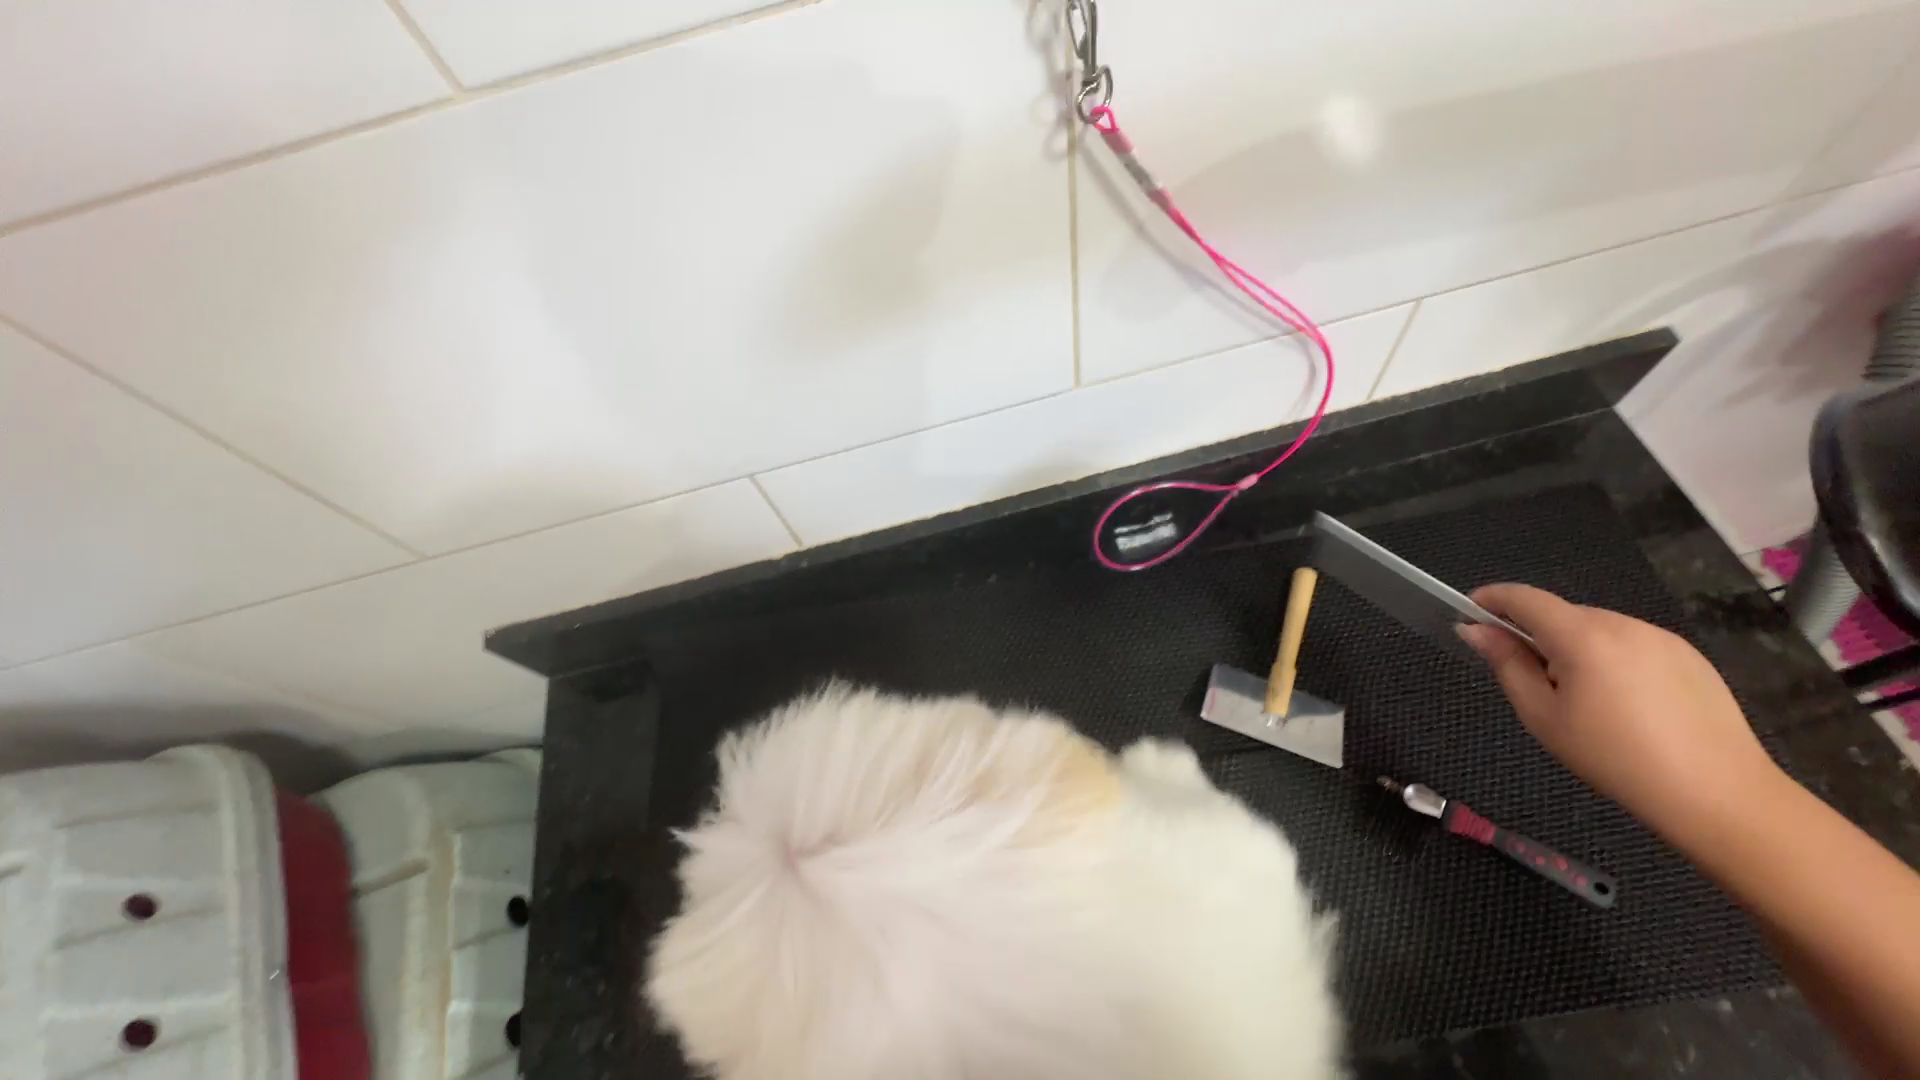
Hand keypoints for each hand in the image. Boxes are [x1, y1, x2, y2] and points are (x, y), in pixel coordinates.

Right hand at [1458, 584, 1784, 840]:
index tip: (1469, 611)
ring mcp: (1662, 637)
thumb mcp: (1542, 716)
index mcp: (1583, 636)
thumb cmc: (1613, 758)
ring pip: (1597, 628)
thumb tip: (1474, 630)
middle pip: (1562, 614)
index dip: (1491, 598)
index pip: (1525, 598)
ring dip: (1574, 646)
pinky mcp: (1689, 655)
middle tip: (1529, 678)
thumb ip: (1507, 664)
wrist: (1717, 793)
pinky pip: (1631, 644)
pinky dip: (1610, 658)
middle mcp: (1624, 624)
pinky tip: (1623, 703)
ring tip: (1580, 698)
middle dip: (1535, 633)